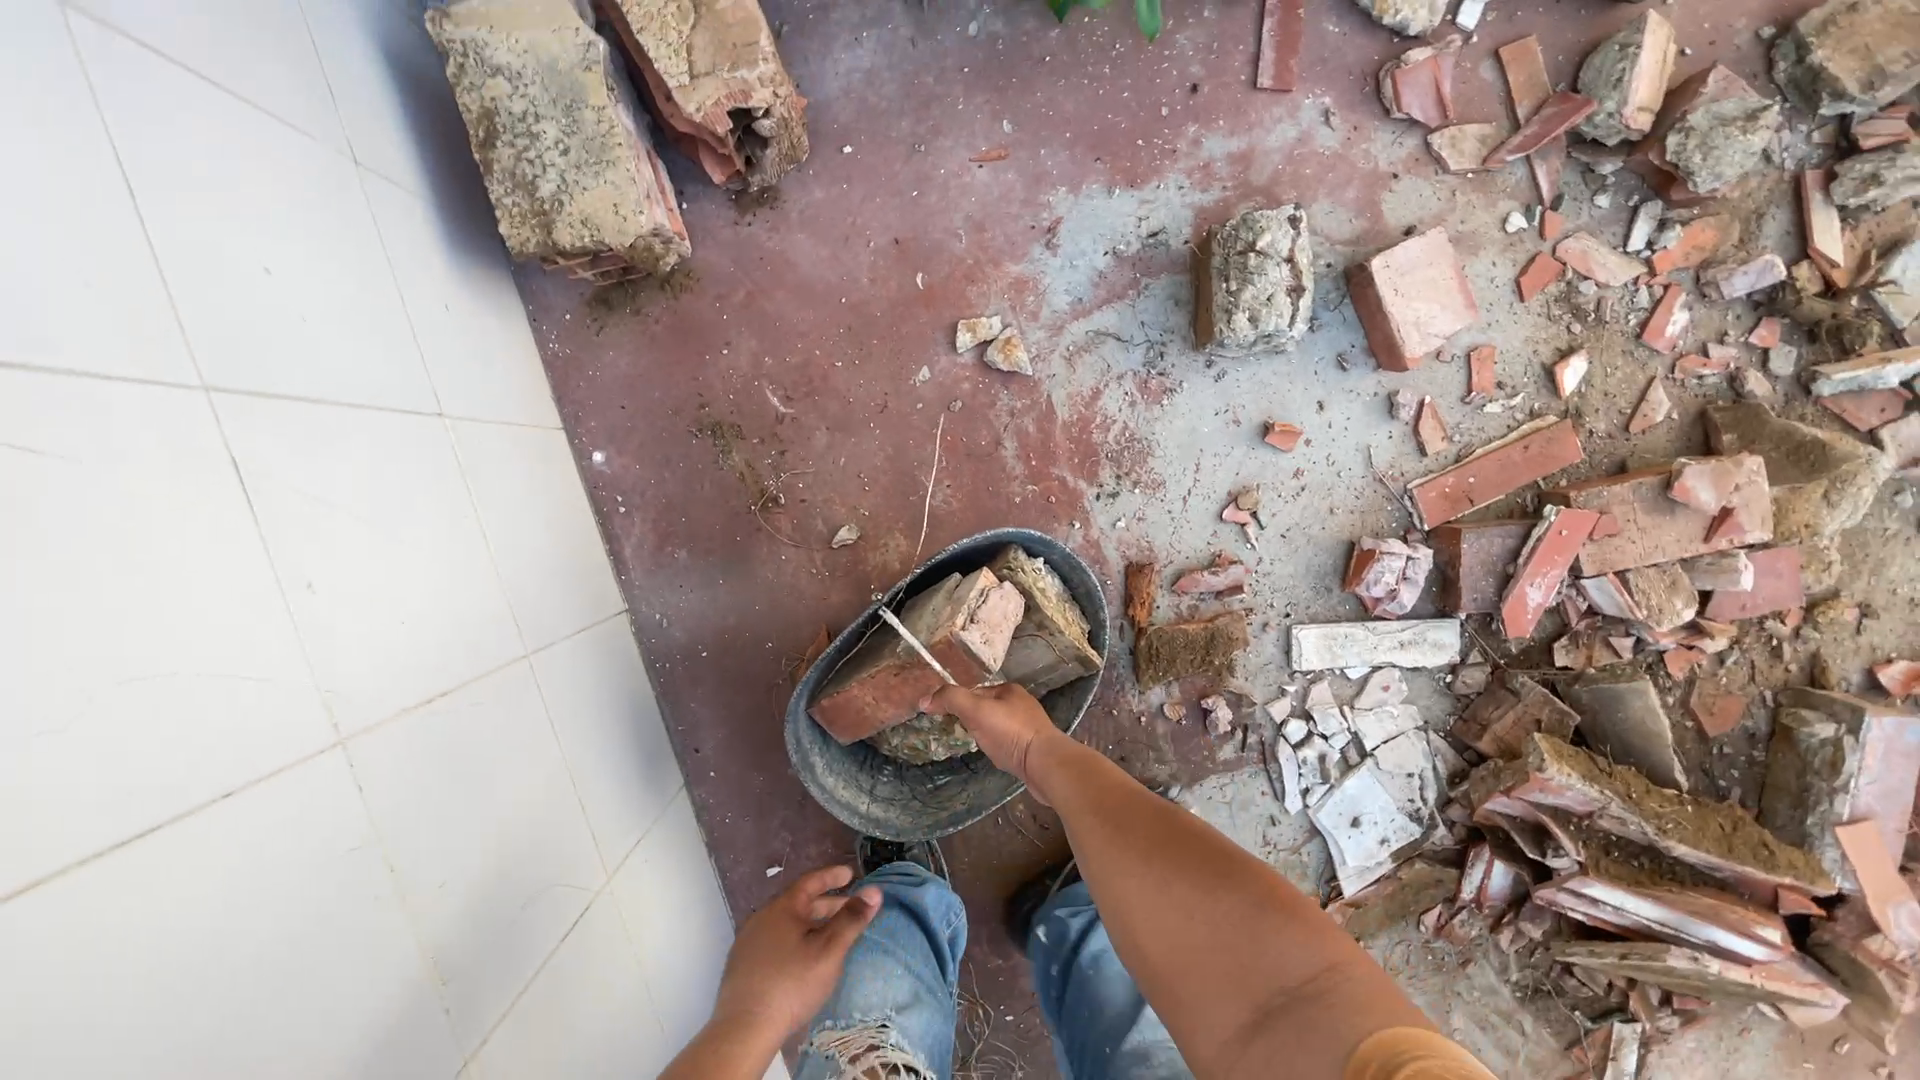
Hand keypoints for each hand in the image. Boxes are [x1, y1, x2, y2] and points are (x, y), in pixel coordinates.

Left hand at [710, 865, 880, 1042]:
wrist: (744, 1029)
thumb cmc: (791, 983)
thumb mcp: (828, 950)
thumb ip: (851, 919)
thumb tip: (874, 891)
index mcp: (782, 908)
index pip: (810, 882)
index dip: (832, 876)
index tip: (851, 874)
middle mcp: (762, 918)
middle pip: (799, 903)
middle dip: (827, 904)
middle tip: (850, 908)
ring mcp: (749, 942)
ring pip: (787, 924)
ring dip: (812, 924)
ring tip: (832, 935)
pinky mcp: (744, 965)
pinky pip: (776, 941)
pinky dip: (796, 940)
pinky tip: (804, 958)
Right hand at [922, 682, 1066, 797]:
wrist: (1046, 765)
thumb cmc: (1011, 733)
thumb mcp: (976, 710)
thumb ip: (951, 700)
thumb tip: (924, 699)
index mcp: (1008, 690)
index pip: (974, 691)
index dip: (956, 702)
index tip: (941, 716)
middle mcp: (1020, 704)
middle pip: (985, 707)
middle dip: (969, 718)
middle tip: (952, 732)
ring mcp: (1028, 726)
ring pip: (996, 726)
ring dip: (982, 733)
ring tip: (970, 744)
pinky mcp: (1031, 747)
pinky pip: (1006, 742)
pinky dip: (995, 746)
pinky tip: (992, 755)